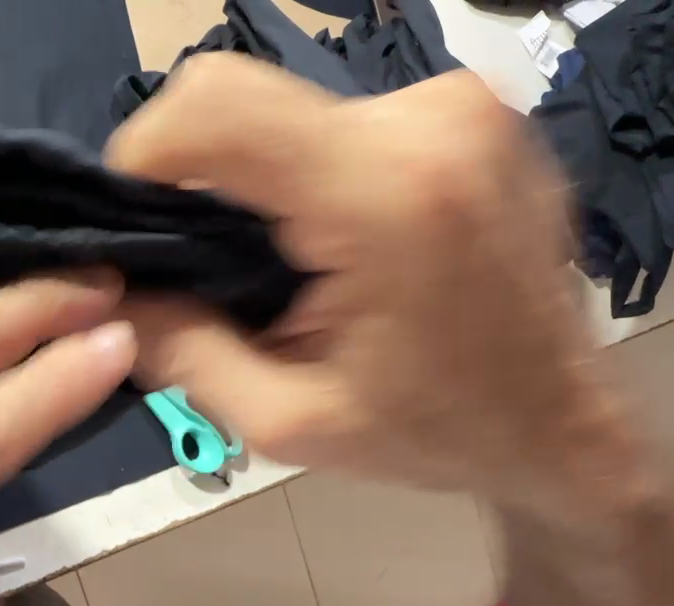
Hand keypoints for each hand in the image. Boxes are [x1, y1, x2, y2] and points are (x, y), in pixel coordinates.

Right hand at [108, 55, 634, 500]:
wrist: (560, 425)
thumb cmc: (427, 434)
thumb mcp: (284, 422)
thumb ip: (182, 353)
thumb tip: (113, 293)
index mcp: (381, 195)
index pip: (214, 106)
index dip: (146, 153)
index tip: (135, 223)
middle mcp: (426, 118)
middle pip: (246, 103)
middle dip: (199, 181)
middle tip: (206, 270)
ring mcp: (458, 104)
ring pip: (291, 114)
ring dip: (257, 185)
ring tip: (277, 270)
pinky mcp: (470, 112)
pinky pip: (343, 123)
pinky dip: (308, 177)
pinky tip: (330, 247)